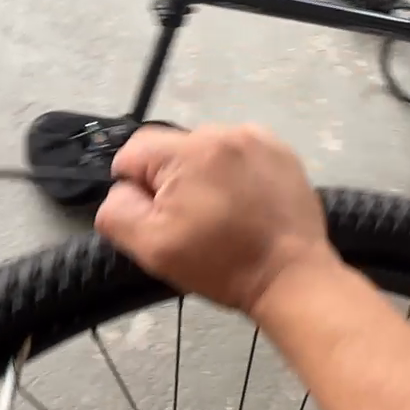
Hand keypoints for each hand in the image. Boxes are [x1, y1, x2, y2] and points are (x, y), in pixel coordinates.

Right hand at [95, 124, 343, 314]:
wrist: (291, 277)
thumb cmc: (221, 264)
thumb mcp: (153, 248)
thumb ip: (118, 211)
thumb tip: (121, 189)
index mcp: (188, 151)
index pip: (133, 152)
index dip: (136, 188)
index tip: (161, 218)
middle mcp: (223, 132)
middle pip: (170, 149)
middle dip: (171, 180)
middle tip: (192, 221)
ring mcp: (256, 138)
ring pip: (204, 150)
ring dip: (202, 174)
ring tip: (221, 213)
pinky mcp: (280, 150)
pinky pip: (237, 152)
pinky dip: (232, 172)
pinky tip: (244, 202)